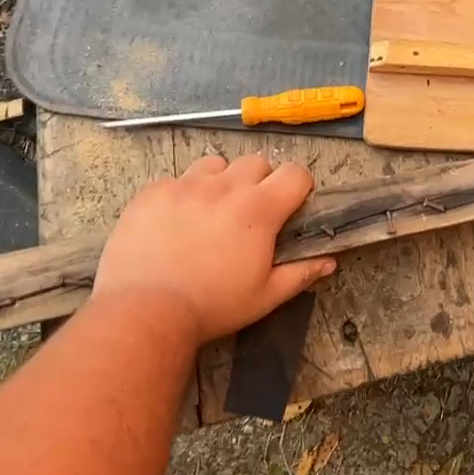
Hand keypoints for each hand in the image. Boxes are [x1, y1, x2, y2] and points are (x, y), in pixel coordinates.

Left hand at [91, 153, 335, 343]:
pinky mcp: (152, 192)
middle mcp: (225, 187)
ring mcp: (185, 185)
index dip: (298, 186)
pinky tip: (172, 223)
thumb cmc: (212, 307)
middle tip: (248, 213)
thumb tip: (330, 261)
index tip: (290, 206)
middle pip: (256, 162)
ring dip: (219, 181)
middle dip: (259, 181)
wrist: (143, 312)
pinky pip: (175, 179)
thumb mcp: (264, 297)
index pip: (295, 172)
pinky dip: (180, 194)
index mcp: (259, 209)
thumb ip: (301, 273)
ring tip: (208, 211)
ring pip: (215, 165)